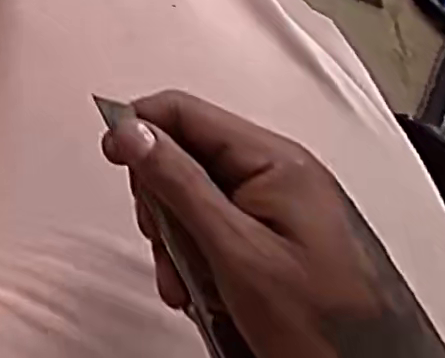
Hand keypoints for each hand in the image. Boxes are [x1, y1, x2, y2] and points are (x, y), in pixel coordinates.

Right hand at [101, 91, 444, 357]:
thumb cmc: (331, 337)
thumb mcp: (237, 253)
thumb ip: (178, 182)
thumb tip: (130, 128)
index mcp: (275, 161)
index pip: (181, 110)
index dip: (138, 126)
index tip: (113, 156)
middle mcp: (276, 173)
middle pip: (181, 151)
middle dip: (158, 196)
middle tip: (160, 237)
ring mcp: (277, 205)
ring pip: (189, 191)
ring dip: (173, 234)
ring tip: (183, 278)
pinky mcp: (274, 236)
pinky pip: (210, 222)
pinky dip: (193, 251)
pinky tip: (199, 286)